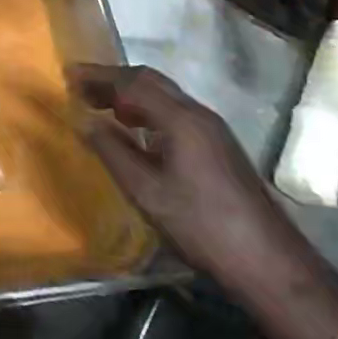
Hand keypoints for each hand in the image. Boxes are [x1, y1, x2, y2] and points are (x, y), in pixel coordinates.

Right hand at [72, 64, 337, 338]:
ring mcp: (213, 129)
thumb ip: (111, 150)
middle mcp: (199, 114)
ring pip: (164, 95)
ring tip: (100, 105)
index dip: (98, 76)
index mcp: (180, 119)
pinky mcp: (219, 145)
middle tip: (81, 86)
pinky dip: (147, 109)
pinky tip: (135, 129)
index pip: (132, 83)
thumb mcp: (145, 190)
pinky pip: (175, 111)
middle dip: (113, 79)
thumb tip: (84, 120)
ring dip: (131, 93)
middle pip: (150, 81)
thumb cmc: (200, 224)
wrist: (269, 263)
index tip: (68, 75)